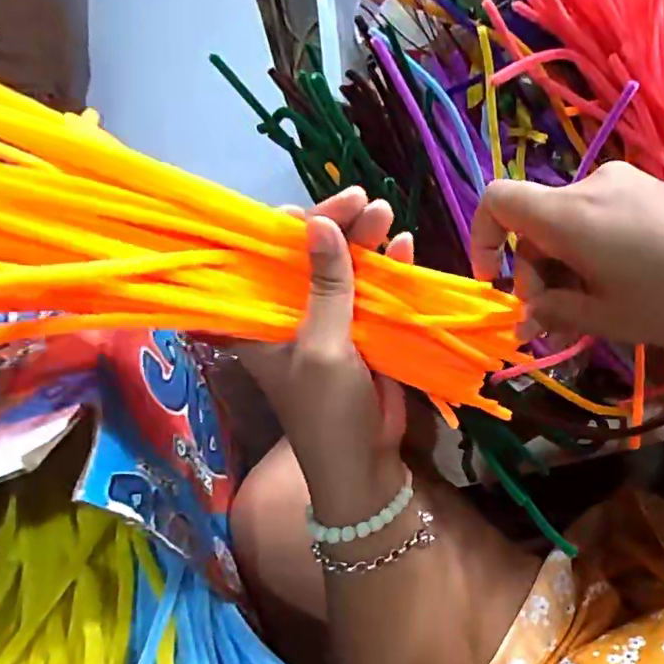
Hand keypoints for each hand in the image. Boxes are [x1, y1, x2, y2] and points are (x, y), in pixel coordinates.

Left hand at [231, 188, 413, 522]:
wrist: (365, 460)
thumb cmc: (328, 410)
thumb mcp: (323, 347)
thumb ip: (326, 286)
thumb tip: (320, 222)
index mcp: (258, 319)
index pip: (265, 258)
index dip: (290, 229)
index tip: (319, 210)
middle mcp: (290, 313)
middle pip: (310, 256)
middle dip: (338, 227)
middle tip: (366, 203)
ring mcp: (330, 320)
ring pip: (346, 269)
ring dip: (367, 242)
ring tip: (388, 214)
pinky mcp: (364, 330)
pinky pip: (375, 291)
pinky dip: (390, 270)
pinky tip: (405, 247)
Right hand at [472, 162, 663, 353]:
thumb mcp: (608, 318)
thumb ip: (555, 311)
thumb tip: (526, 314)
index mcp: (570, 212)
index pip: (496, 199)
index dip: (482, 238)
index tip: (498, 283)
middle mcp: (594, 184)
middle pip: (537, 218)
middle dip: (535, 269)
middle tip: (557, 320)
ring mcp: (630, 184)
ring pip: (573, 222)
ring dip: (568, 265)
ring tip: (597, 312)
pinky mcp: (658, 192)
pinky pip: (605, 218)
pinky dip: (597, 252)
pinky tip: (626, 287)